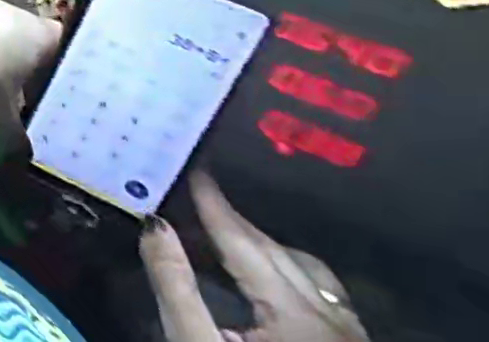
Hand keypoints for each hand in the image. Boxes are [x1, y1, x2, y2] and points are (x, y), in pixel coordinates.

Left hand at [0, 0, 60, 135]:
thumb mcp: (0, 118)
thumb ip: (20, 136)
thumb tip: (25, 150)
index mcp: (39, 34)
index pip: (70, 51)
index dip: (71, 74)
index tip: (68, 97)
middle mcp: (13, 12)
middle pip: (31, 41)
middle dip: (30, 68)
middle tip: (31, 98)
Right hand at [142, 171, 369, 341]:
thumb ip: (173, 281)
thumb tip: (153, 221)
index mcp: (296, 316)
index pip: (243, 240)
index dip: (212, 200)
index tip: (189, 164)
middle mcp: (335, 325)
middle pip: (279, 253)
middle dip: (230, 222)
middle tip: (185, 198)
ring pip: (310, 277)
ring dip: (261, 249)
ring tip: (215, 238)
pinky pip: (320, 300)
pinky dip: (282, 276)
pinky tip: (254, 281)